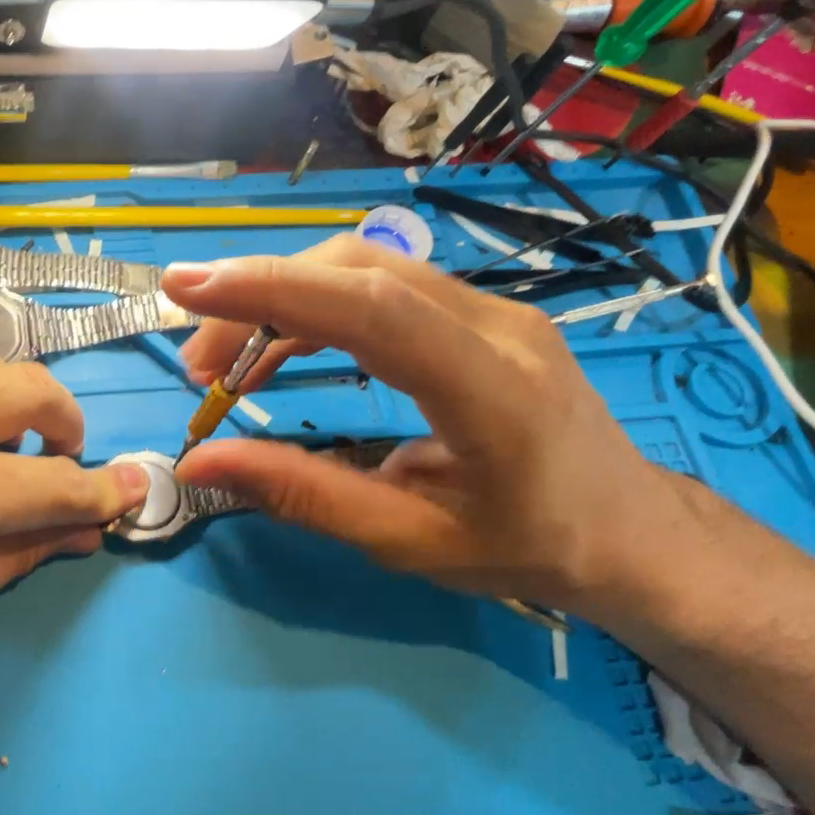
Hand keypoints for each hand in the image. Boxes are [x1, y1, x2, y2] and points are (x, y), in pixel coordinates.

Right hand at [164, 235, 699, 619]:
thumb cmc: (524, 545)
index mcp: (491, 389)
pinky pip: (381, 288)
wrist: (629, 529)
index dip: (270, 289)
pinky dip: (314, 310)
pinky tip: (278, 352)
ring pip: (364, 268)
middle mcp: (497, 326)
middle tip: (196, 364)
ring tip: (222, 365)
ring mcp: (493, 309)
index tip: (185, 288)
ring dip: (280, 302)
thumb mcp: (405, 539)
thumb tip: (202, 461)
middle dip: (258, 299)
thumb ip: (301, 494)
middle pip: (358, 270)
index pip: (370, 309)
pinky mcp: (478, 312)